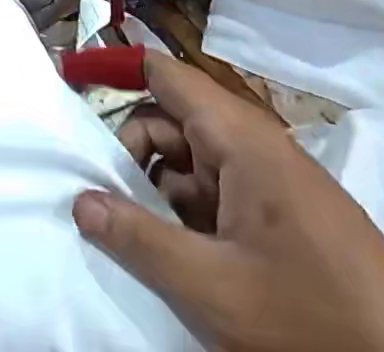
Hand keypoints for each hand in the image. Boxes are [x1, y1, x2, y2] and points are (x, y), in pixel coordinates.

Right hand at [74, 51, 383, 351]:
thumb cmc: (314, 314)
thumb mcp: (214, 285)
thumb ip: (138, 238)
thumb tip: (79, 200)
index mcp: (238, 137)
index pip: (164, 73)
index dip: (116, 68)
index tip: (70, 78)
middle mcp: (250, 143)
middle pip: (169, 119)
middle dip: (131, 151)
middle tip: (103, 196)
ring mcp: (265, 177)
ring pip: (188, 159)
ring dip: (157, 187)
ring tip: (137, 232)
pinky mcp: (275, 208)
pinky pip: (213, 190)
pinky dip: (185, 210)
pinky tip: (175, 250)